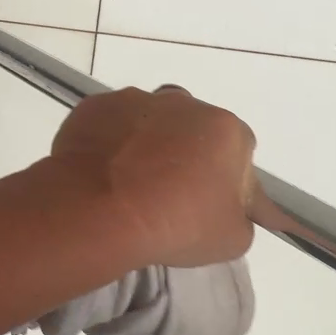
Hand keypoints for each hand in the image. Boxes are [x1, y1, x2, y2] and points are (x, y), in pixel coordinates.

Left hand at [49, 86, 258, 268]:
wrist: (99, 207)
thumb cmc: (178, 222)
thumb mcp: (235, 234)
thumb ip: (243, 209)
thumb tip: (242, 205)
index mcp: (223, 127)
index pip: (238, 150)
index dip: (230, 177)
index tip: (218, 200)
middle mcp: (177, 103)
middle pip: (191, 126)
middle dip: (188, 152)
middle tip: (176, 190)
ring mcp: (130, 100)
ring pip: (149, 120)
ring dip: (148, 142)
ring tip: (136, 181)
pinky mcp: (92, 106)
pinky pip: (112, 123)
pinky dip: (113, 141)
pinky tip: (107, 170)